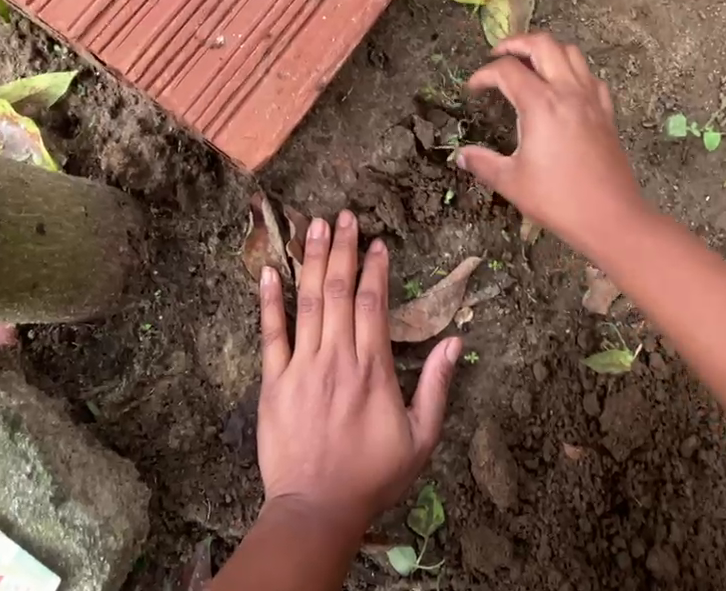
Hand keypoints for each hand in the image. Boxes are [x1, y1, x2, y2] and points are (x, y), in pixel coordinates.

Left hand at [256, 211, 460, 536]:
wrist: (317, 509)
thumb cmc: (373, 476)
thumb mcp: (421, 437)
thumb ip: (437, 386)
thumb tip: (455, 341)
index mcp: (372, 368)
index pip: (374, 303)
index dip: (376, 268)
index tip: (378, 242)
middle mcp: (336, 358)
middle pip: (340, 291)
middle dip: (343, 249)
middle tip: (344, 216)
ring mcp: (301, 368)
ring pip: (308, 302)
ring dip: (313, 261)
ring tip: (314, 226)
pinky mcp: (273, 382)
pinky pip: (270, 334)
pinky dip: (270, 300)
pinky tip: (271, 270)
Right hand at [455, 33, 648, 249]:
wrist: (611, 217)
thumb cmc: (558, 199)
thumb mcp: (511, 182)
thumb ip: (483, 163)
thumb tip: (461, 156)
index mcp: (541, 104)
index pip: (506, 70)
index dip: (483, 75)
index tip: (472, 89)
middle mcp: (568, 92)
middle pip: (542, 44)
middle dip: (516, 43)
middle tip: (498, 54)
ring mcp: (591, 99)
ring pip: (570, 52)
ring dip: (546, 50)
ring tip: (529, 64)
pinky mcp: (606, 112)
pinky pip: (590, 76)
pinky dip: (572, 70)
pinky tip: (563, 86)